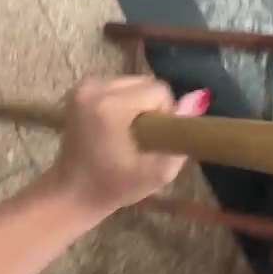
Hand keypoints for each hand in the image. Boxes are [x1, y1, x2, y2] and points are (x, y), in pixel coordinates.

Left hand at [47, 76, 206, 215]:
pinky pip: (116, 86)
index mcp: (110, 106)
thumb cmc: (115, 187)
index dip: (166, 113)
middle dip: (152, 106)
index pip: (158, 90)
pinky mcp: (79, 90)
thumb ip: (180, 133)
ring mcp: (84, 87)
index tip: (157, 138)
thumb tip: (199, 96)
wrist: (73, 191)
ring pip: (131, 82)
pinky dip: (124, 101)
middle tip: (144, 138)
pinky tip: (117, 127)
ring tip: (129, 134)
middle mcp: (94, 88)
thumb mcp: (157, 171)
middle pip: (144, 81)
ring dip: (138, 103)